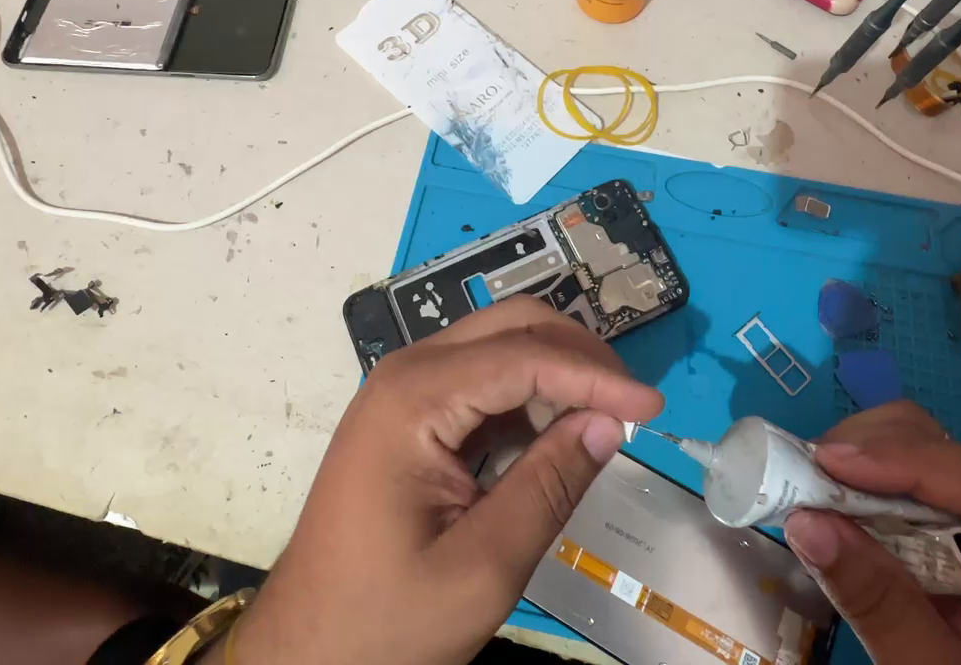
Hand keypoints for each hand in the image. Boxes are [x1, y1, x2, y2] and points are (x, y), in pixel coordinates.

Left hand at [232, 296, 663, 664]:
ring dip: (557, 372)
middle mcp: (409, 372)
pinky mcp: (413, 412)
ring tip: (604, 420)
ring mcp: (407, 389)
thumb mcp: (481, 567)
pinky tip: (558, 432)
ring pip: (500, 346)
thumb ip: (549, 486)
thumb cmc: (386, 619)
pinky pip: (483, 381)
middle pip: (511, 327)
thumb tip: (607, 422)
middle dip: (578, 356)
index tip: (653, 407)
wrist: (307, 648)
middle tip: (630, 404)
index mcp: (415, 398)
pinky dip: (529, 397)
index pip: (524, 357)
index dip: (594, 376)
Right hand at [784, 403, 960, 664]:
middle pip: (952, 453)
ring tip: (817, 489)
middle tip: (807, 478)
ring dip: (866, 459)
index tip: (823, 461)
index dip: (900, 459)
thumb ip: (883, 608)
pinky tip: (843, 503)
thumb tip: (804, 522)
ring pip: (933, 451)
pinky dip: (874, 479)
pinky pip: (922, 480)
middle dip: (873, 453)